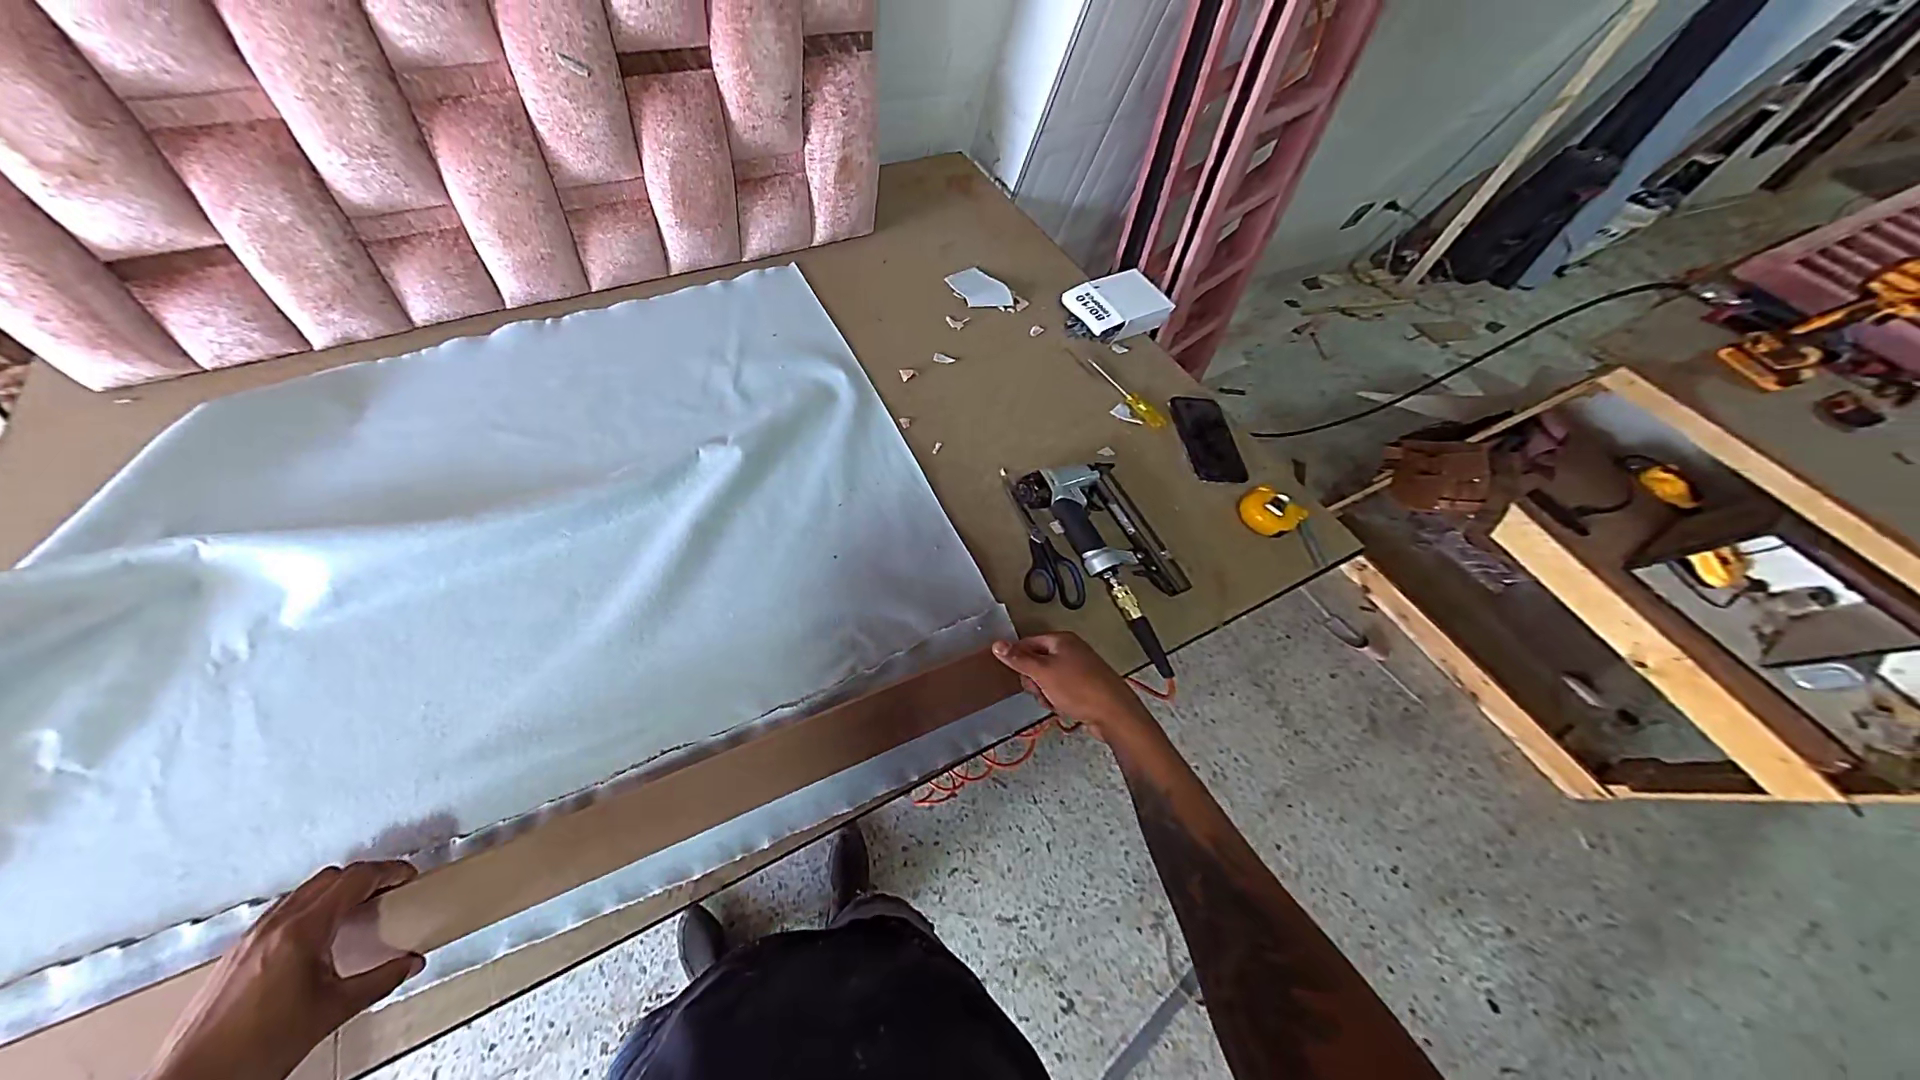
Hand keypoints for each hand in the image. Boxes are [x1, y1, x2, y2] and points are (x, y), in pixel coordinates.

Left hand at [150, 862, 424, 1079]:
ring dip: (335, 892)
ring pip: (302, 893)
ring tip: (356, 911)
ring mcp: (247, 942)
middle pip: (329, 877)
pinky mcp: (233, 957)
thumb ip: (381, 980)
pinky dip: (309, 910)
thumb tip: (407, 965)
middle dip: (365, 877)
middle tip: (388, 889)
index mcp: (301, 931)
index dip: (389, 871)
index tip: (406, 876)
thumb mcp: (335, 1010)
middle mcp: (271, 928)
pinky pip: (280, 914)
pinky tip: (318, 938)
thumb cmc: (250, 1052)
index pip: (355, 878)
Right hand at [992, 633, 1157, 741]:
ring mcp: (1079, 669)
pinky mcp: (1084, 686)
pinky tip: (1064, 707)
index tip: (1017, 674)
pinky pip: (1060, 690)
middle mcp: (1071, 650)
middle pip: (1036, 662)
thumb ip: (1019, 659)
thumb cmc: (1081, 689)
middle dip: (1034, 681)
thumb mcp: (1042, 673)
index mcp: (1061, 641)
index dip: (1019, 659)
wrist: (1113, 713)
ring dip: (1045, 693)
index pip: (1027, 643)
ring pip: (1047, 679)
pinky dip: (1057, 700)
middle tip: (1041, 689)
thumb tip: (998, 645)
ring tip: (1055, 700)